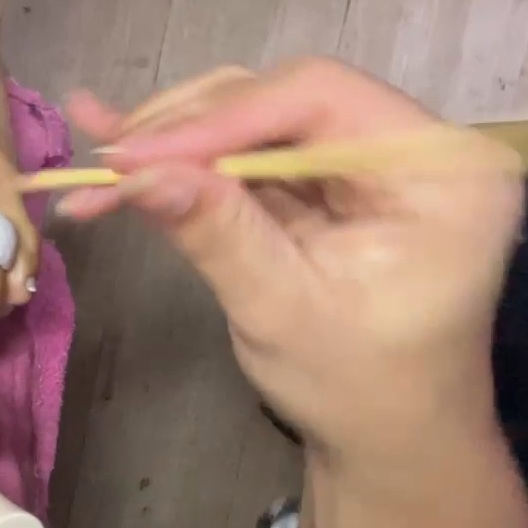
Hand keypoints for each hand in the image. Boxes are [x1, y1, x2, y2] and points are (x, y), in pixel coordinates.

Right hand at [58, 59, 527, 527]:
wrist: (381, 431)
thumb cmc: (354, 381)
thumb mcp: (282, 308)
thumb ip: (217, 232)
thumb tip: (137, 174)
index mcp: (432, 168)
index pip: (313, 98)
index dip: (213, 120)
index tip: (128, 160)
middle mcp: (394, 147)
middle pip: (269, 97)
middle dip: (178, 129)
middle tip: (104, 166)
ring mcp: (345, 161)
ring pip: (237, 116)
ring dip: (160, 141)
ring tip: (95, 168)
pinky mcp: (301, 183)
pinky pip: (226, 152)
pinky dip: (166, 154)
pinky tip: (103, 131)